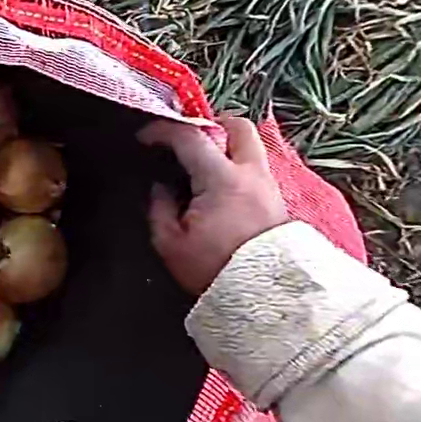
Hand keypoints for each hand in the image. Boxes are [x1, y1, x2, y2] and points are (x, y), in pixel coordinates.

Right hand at [139, 115, 288, 295]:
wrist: (267, 297)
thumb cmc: (214, 268)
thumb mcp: (170, 243)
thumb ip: (159, 207)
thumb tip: (161, 187)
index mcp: (221, 179)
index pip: (190, 137)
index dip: (162, 131)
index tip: (144, 138)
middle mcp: (251, 174)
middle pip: (238, 126)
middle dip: (210, 124)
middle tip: (186, 140)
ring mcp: (268, 185)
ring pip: (251, 146)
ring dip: (225, 146)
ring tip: (200, 165)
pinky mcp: (276, 201)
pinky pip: (254, 168)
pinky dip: (234, 166)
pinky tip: (216, 187)